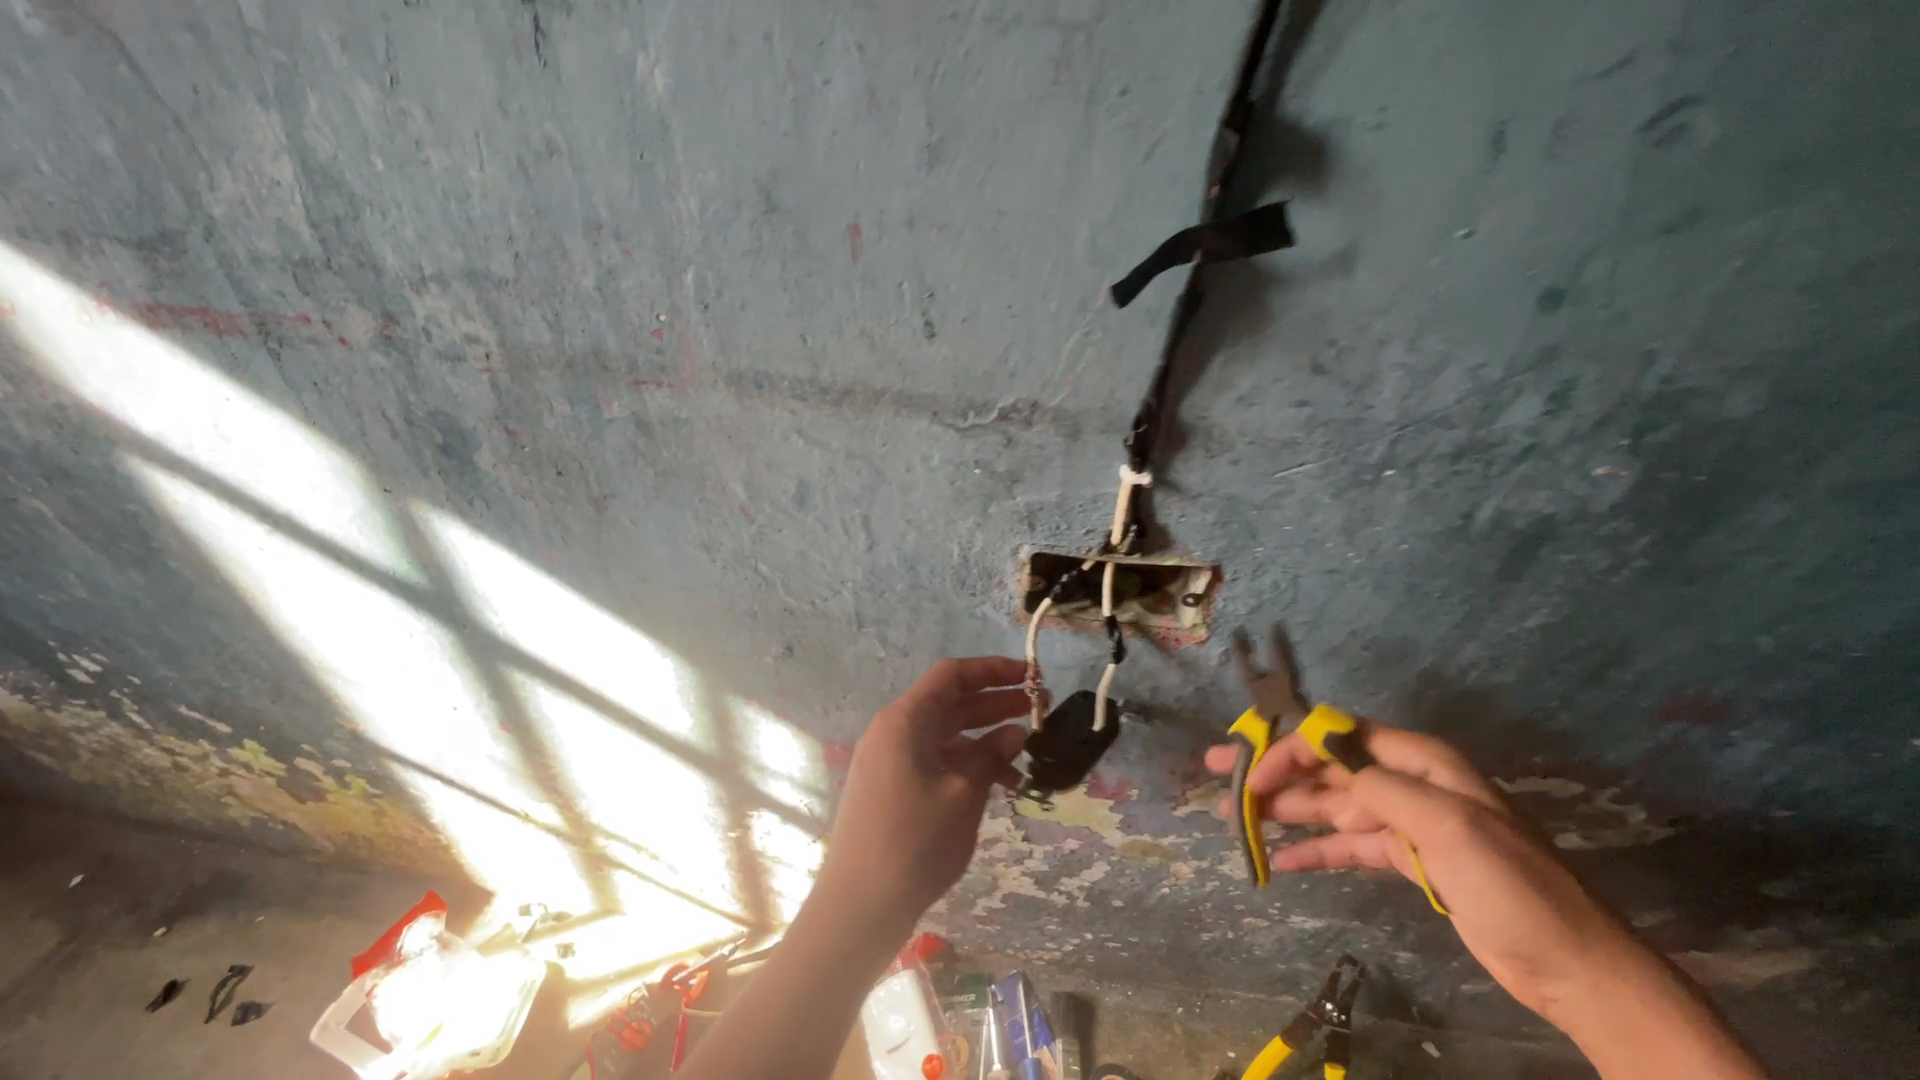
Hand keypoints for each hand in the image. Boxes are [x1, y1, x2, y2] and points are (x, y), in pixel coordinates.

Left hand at [818, 657, 1029, 935]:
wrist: (859, 903)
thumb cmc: (914, 842)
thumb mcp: (962, 795)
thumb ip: (990, 756)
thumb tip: (1014, 732)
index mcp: (904, 720)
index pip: (951, 675)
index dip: (992, 670)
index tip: (1031, 676)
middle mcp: (894, 731)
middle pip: (950, 702)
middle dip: (995, 703)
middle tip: (1040, 709)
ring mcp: (891, 760)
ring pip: (946, 734)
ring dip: (985, 738)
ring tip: (1028, 749)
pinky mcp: (893, 787)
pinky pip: (936, 760)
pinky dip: (967, 764)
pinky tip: (1003, 783)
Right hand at [1204, 721, 1637, 1018]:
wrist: (1570, 963)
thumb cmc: (1510, 885)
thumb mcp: (1446, 826)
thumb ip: (1380, 787)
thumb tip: (1325, 765)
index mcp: (1421, 762)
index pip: (1339, 736)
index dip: (1290, 745)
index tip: (1249, 767)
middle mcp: (1408, 783)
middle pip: (1327, 768)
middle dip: (1274, 771)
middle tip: (1220, 776)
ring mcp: (1406, 823)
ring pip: (1331, 806)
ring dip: (1285, 810)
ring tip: (1233, 818)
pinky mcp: (1407, 860)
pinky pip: (1347, 845)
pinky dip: (1314, 850)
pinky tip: (1279, 860)